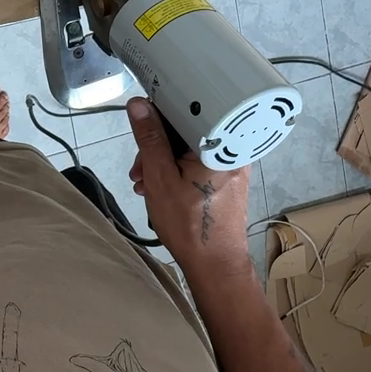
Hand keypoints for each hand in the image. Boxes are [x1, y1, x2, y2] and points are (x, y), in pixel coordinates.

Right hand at [126, 98, 253, 279]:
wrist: (215, 266)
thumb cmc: (188, 224)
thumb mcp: (160, 177)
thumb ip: (150, 138)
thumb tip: (139, 105)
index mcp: (218, 144)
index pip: (186, 110)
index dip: (158, 116)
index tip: (140, 131)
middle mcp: (231, 150)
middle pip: (186, 130)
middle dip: (156, 146)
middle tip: (139, 170)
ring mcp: (231, 166)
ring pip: (189, 148)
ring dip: (162, 161)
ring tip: (145, 184)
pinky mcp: (228, 179)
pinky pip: (198, 162)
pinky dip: (177, 170)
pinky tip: (160, 188)